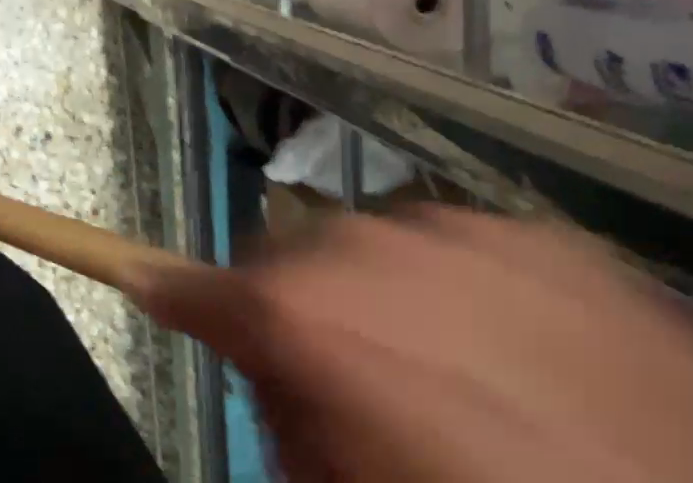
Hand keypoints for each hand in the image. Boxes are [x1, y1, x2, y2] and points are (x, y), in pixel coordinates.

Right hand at [135, 209, 692, 482]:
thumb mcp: (337, 475)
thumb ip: (276, 404)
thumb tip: (256, 359)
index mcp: (298, 312)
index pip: (187, 284)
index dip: (166, 293)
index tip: (149, 290)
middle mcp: (356, 247)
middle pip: (285, 260)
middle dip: (299, 309)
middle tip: (352, 383)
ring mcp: (453, 233)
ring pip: (372, 248)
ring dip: (382, 294)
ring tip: (452, 371)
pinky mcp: (543, 238)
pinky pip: (459, 249)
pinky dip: (460, 288)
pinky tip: (516, 353)